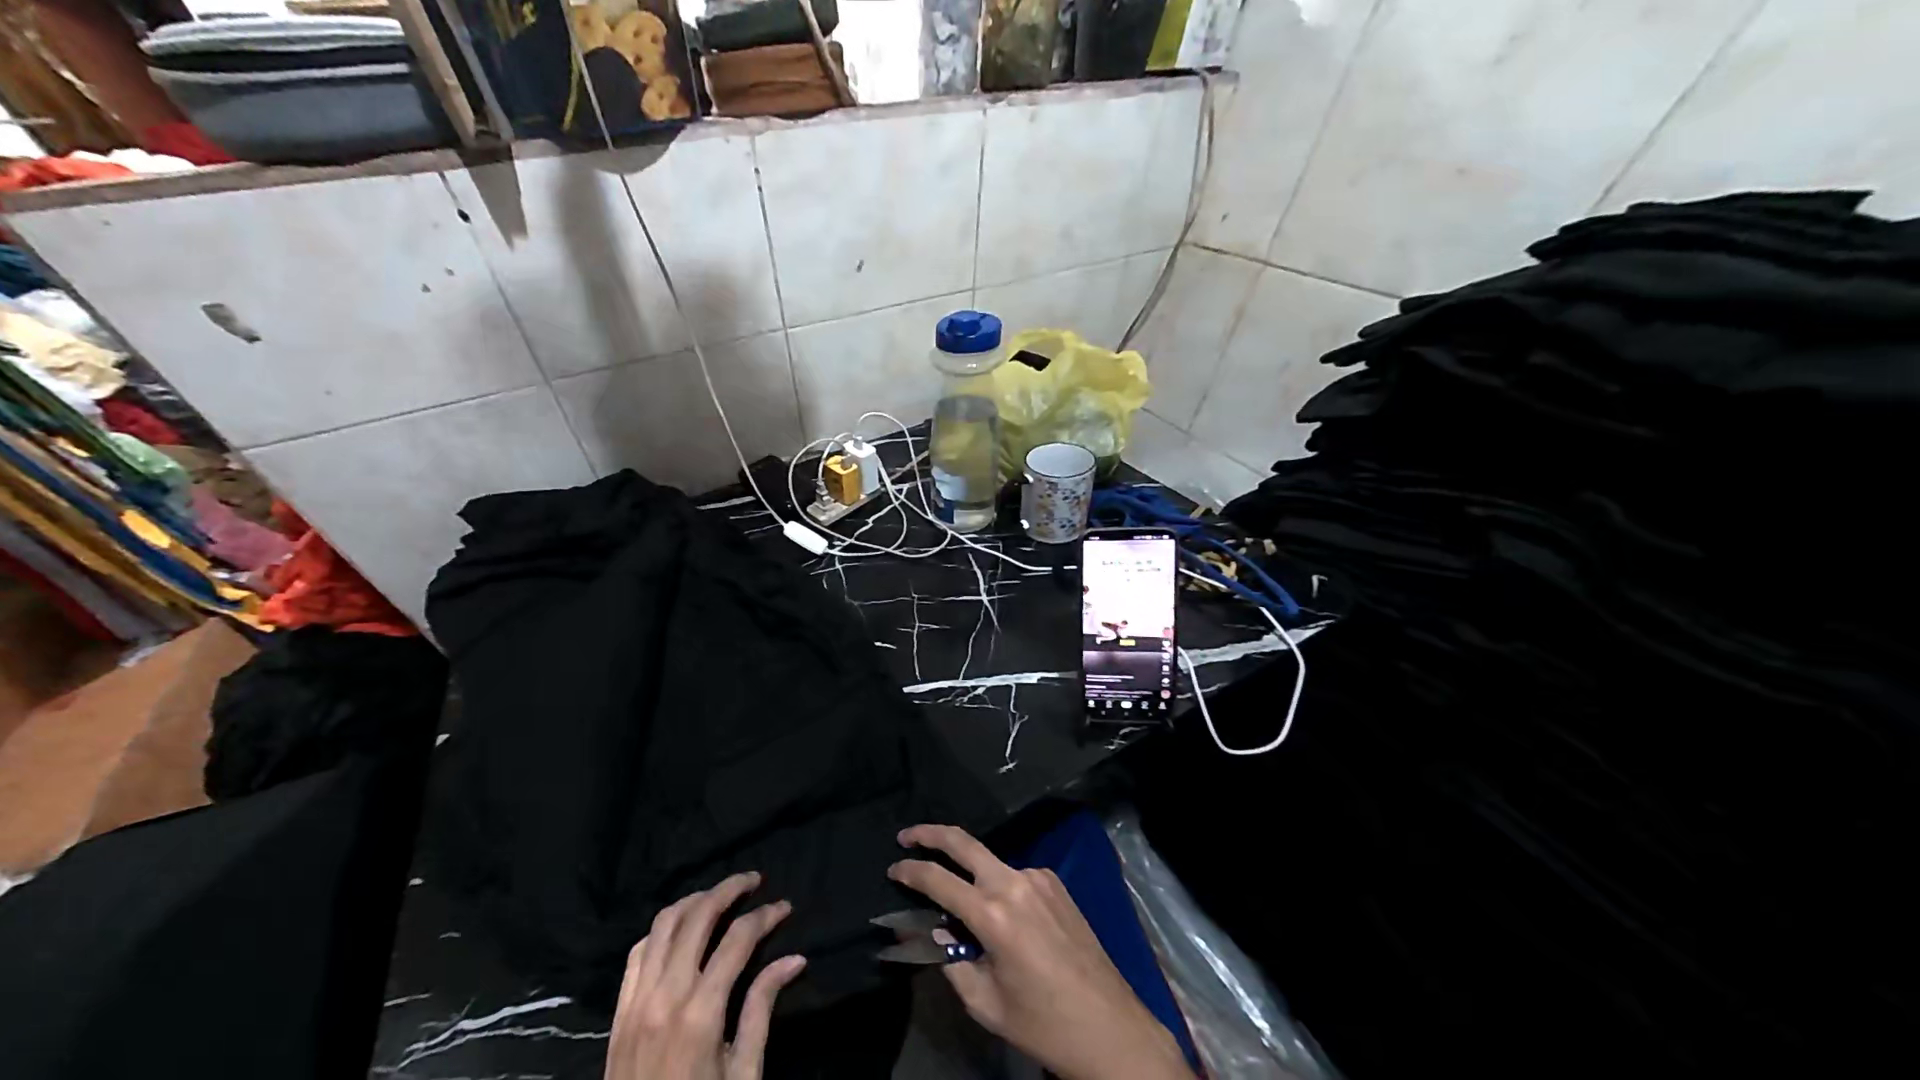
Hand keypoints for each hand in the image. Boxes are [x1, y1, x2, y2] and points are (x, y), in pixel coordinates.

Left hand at [603, 871, 806, 1079]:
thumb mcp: (743, 1072)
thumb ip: (762, 1008)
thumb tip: (794, 959)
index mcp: (701, 1012)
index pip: (738, 939)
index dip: (765, 915)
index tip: (785, 907)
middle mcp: (665, 994)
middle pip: (698, 916)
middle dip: (729, 889)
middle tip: (754, 880)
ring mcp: (636, 1000)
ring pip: (664, 924)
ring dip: (695, 900)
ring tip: (720, 895)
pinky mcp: (619, 1010)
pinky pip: (638, 951)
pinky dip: (662, 929)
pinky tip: (682, 928)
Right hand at [889, 825, 1193, 1079]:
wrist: (1110, 1027)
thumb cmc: (1042, 1023)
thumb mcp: (984, 1002)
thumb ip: (951, 959)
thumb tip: (931, 930)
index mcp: (994, 914)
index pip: (939, 879)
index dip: (910, 871)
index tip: (892, 868)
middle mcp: (1016, 883)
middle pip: (964, 842)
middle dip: (930, 834)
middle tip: (906, 836)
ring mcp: (1040, 879)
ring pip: (991, 862)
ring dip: (968, 871)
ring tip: (956, 901)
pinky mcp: (1057, 885)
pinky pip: (1015, 877)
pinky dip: (997, 886)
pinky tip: (997, 914)